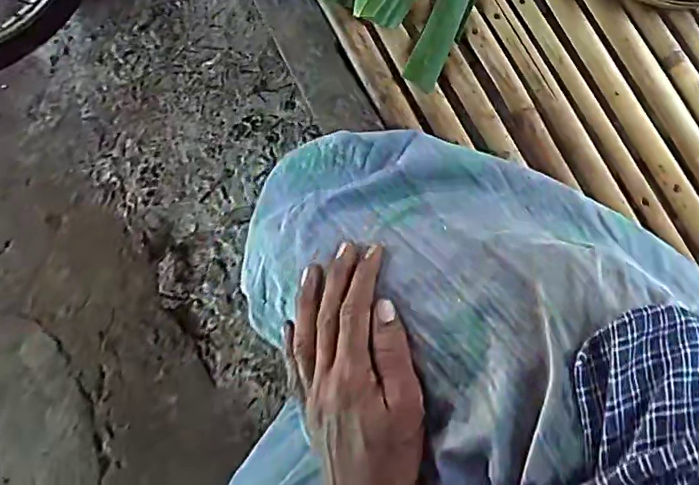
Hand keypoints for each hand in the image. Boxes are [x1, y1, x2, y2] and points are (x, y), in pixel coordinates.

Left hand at [286, 243, 423, 484]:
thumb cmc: (395, 452)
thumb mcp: (407, 403)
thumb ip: (393, 353)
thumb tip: (383, 306)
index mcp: (351, 374)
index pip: (354, 312)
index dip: (362, 277)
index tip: (373, 250)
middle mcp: (324, 379)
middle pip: (328, 317)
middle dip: (337, 277)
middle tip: (346, 246)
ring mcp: (312, 394)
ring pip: (305, 336)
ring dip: (309, 298)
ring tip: (313, 269)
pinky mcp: (307, 408)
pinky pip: (294, 367)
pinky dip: (291, 340)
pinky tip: (291, 322)